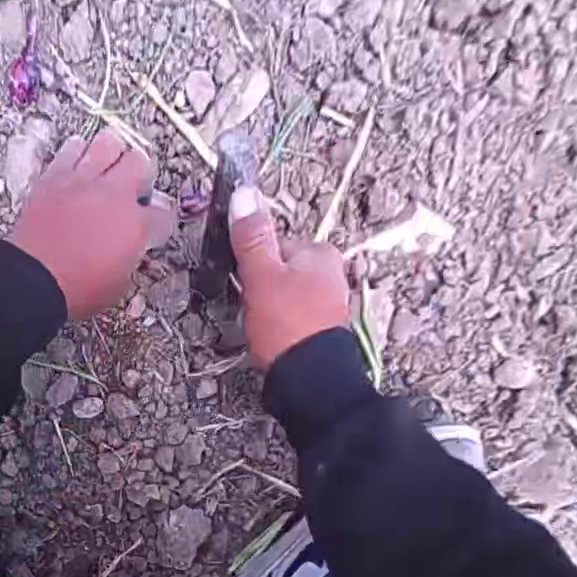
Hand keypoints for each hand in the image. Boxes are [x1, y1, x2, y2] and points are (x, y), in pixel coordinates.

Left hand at [10, 130, 175, 319]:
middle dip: (141, 175)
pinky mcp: (55, 176)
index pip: (163, 213)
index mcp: (136, 226)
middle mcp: (114, 195)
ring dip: (113, 154)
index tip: (153, 226)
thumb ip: (130, 257)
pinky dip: (79, 152)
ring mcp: (84, 181)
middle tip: (134, 189)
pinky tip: (79, 165)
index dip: (160, 221)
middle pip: (140, 162)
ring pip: (109, 142)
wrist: (35, 280)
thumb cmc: (77, 289)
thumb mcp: (118, 284)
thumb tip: (129, 248)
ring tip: (107, 168)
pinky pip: (72, 147)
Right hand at [229, 185, 349, 368]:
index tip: (247, 281)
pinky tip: (273, 341)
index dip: (254, 264)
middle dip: (261, 290)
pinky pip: (291, 320)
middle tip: (256, 310)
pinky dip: (279, 329)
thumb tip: (244, 194)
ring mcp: (328, 306)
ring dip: (268, 312)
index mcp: (322, 254)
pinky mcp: (321, 333)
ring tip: (264, 329)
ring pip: (283, 298)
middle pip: (279, 272)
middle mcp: (332, 276)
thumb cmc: (288, 326)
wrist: (309, 382)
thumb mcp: (262, 276)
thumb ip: (252, 238)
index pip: (277, 245)